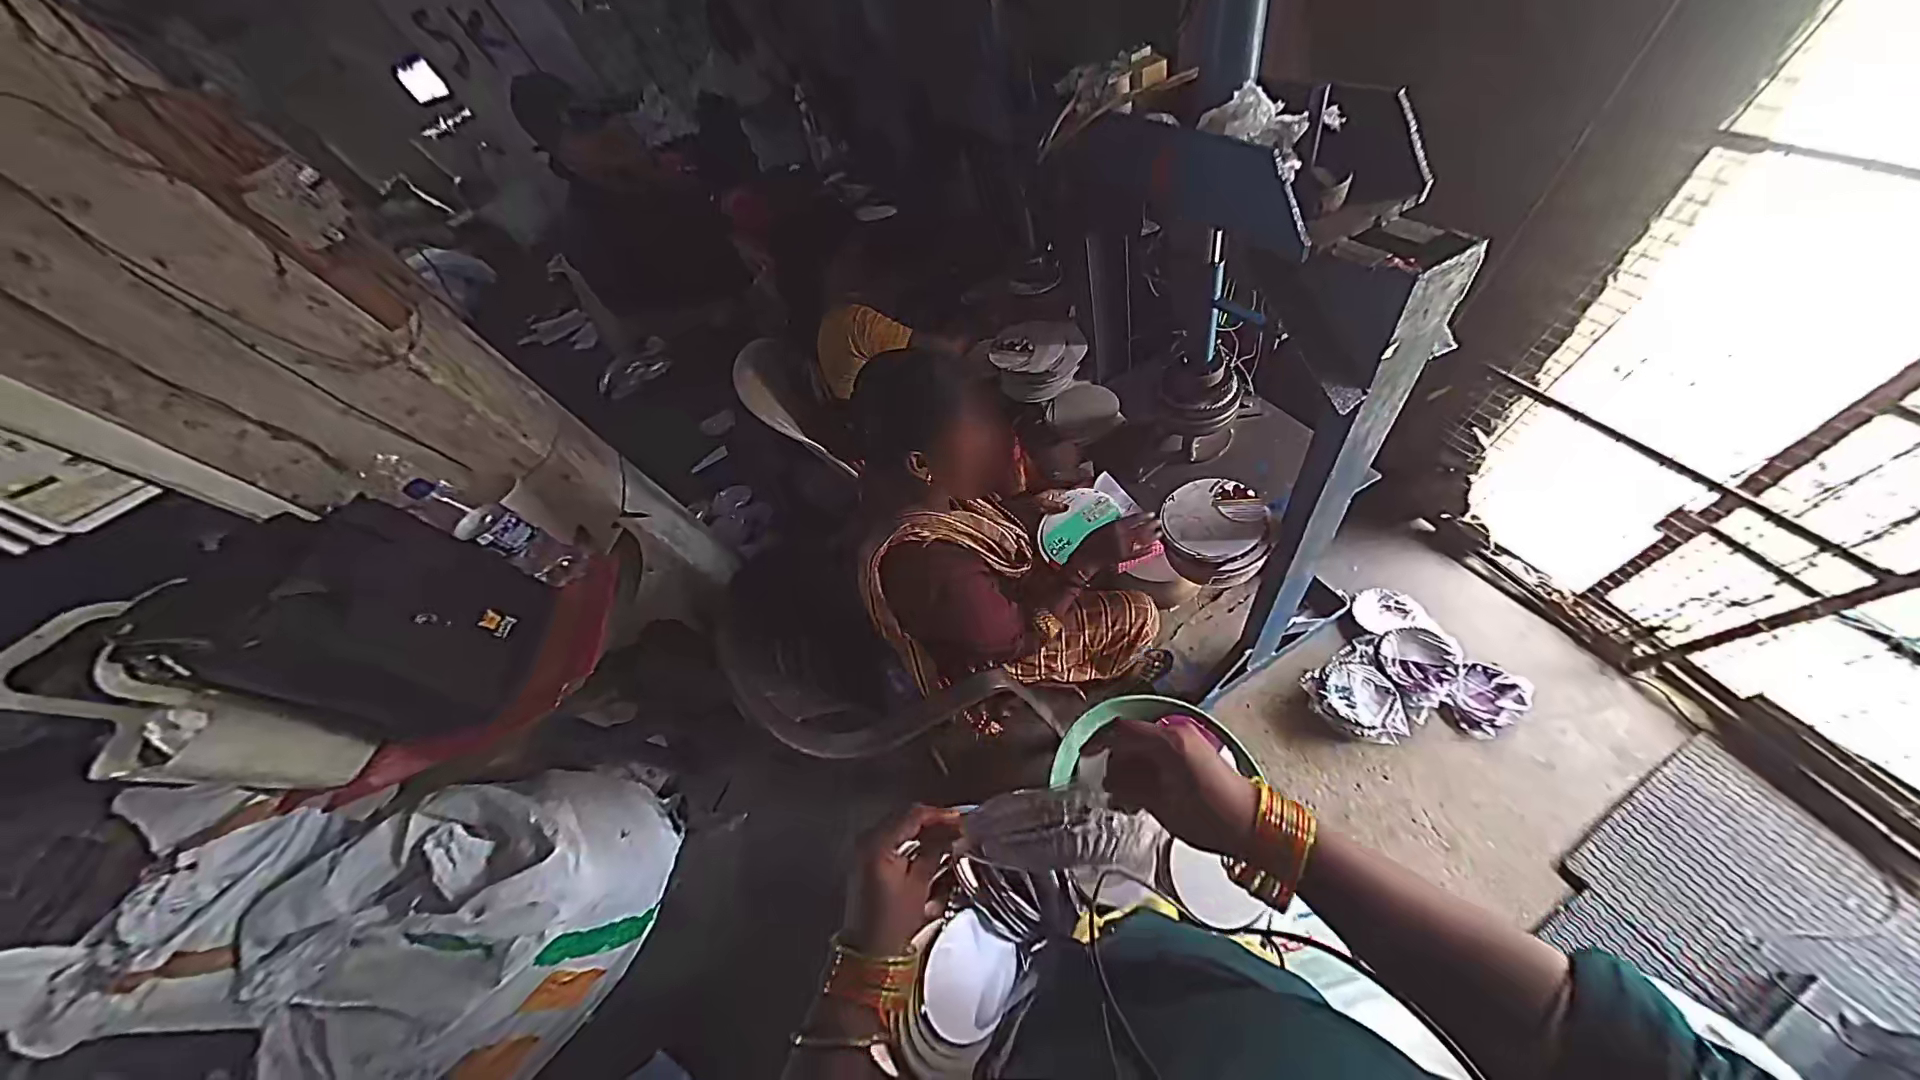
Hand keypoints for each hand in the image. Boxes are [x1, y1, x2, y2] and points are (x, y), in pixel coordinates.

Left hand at [841, 804, 961, 954]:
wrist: (868, 953)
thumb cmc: (893, 922)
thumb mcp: (918, 885)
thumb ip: (935, 851)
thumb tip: (952, 832)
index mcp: (878, 843)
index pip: (913, 815)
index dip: (940, 815)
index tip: (960, 819)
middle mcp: (867, 839)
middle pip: (905, 817)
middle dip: (932, 821)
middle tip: (956, 826)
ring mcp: (865, 848)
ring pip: (900, 826)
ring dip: (923, 830)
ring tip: (947, 836)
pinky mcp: (866, 859)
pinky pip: (893, 839)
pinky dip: (912, 840)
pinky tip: (928, 847)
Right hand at [1066, 514, 1161, 578]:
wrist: (1083, 561)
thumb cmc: (1087, 545)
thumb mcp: (1097, 530)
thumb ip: (1111, 525)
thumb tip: (1121, 521)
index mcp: (1114, 527)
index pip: (1133, 519)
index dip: (1143, 516)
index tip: (1150, 513)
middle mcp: (1122, 536)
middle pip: (1141, 529)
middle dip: (1151, 525)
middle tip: (1158, 521)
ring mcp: (1125, 548)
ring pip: (1142, 541)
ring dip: (1152, 536)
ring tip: (1159, 533)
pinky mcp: (1125, 559)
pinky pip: (1140, 554)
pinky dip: (1148, 550)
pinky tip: (1153, 548)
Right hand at [1090, 717, 1258, 858]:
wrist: (1253, 827)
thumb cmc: (1211, 816)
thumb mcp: (1162, 804)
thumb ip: (1131, 785)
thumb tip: (1109, 779)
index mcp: (1168, 740)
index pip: (1122, 730)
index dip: (1098, 742)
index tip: (1085, 756)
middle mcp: (1176, 733)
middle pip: (1131, 737)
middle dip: (1115, 760)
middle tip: (1106, 785)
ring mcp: (1186, 741)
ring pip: (1143, 746)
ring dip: (1129, 766)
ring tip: (1124, 796)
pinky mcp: (1193, 753)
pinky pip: (1158, 753)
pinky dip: (1145, 768)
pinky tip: (1141, 794)